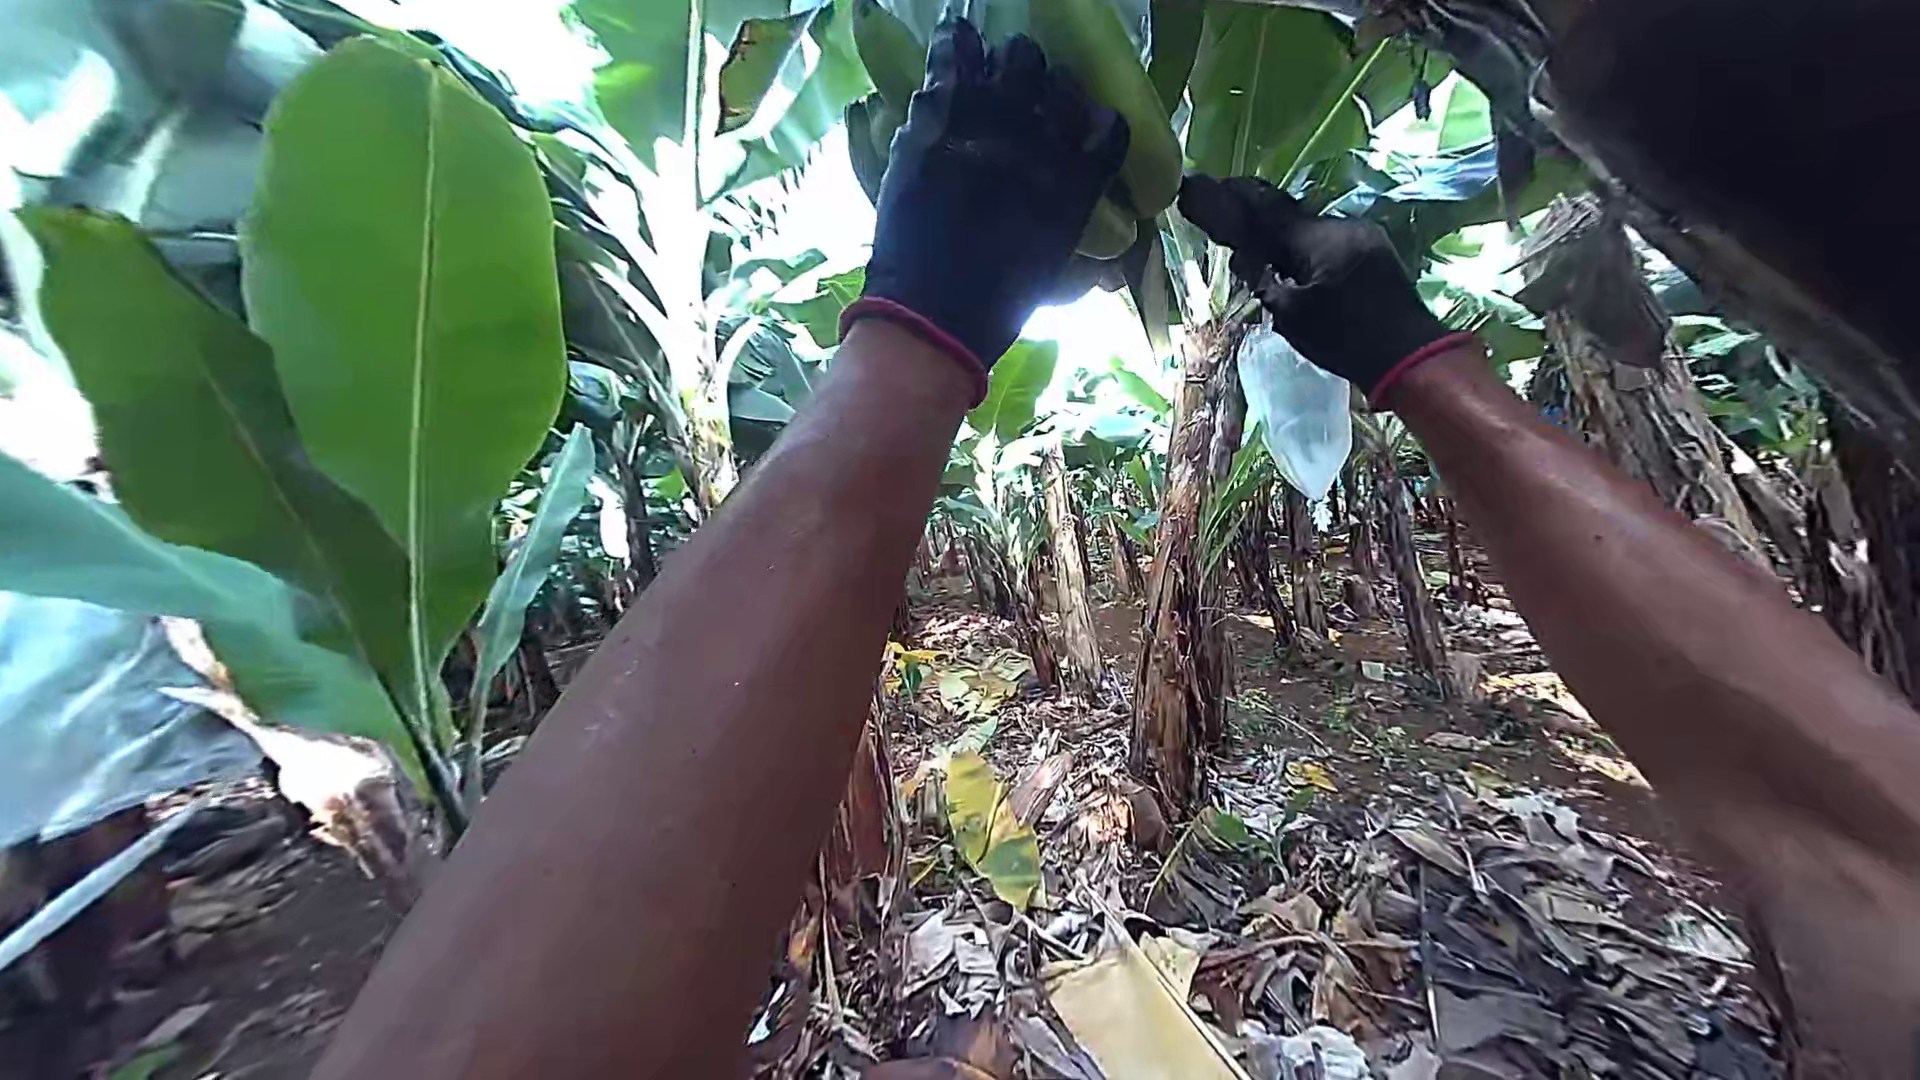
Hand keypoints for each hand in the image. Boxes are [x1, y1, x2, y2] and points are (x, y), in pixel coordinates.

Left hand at [844, 19, 1127, 402]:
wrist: (930, 318)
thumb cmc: (994, 308)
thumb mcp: (1050, 271)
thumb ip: (1076, 232)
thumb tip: (1099, 233)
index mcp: (1074, 183)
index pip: (1105, 124)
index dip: (1088, 123)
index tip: (1072, 132)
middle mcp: (1040, 142)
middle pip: (1057, 80)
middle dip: (1041, 91)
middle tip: (1019, 105)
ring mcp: (988, 123)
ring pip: (1012, 56)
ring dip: (1003, 66)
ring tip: (984, 78)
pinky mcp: (936, 118)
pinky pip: (952, 56)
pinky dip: (954, 50)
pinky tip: (952, 53)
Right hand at [1179, 175, 1468, 403]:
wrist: (1405, 354)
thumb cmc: (1343, 338)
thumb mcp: (1292, 317)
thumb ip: (1265, 284)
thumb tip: (1245, 262)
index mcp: (1321, 241)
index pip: (1271, 214)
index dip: (1241, 201)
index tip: (1218, 185)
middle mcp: (1344, 229)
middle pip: (1292, 219)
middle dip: (1260, 215)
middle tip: (1231, 206)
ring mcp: (1363, 240)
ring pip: (1310, 232)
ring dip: (1282, 236)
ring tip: (1257, 242)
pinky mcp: (1372, 255)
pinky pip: (1327, 244)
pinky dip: (1302, 249)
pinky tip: (1291, 261)